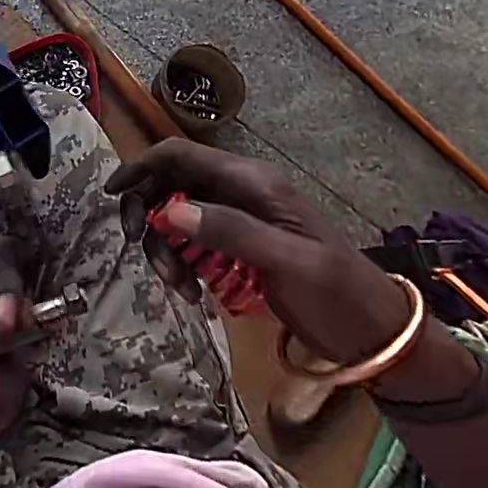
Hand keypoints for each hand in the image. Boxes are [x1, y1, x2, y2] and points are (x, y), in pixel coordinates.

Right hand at [106, 139, 428, 365]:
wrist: (374, 332)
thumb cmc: (338, 294)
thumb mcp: (289, 262)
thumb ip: (231, 231)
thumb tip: (168, 209)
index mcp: (252, 182)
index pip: (182, 155)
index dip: (142, 166)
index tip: (114, 193)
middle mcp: (239, 191)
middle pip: (171, 183)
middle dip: (150, 214)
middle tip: (142, 250)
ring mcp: (236, 218)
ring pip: (176, 215)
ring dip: (166, 247)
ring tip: (181, 287)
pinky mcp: (235, 245)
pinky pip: (191, 243)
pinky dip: (181, 263)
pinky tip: (193, 291)